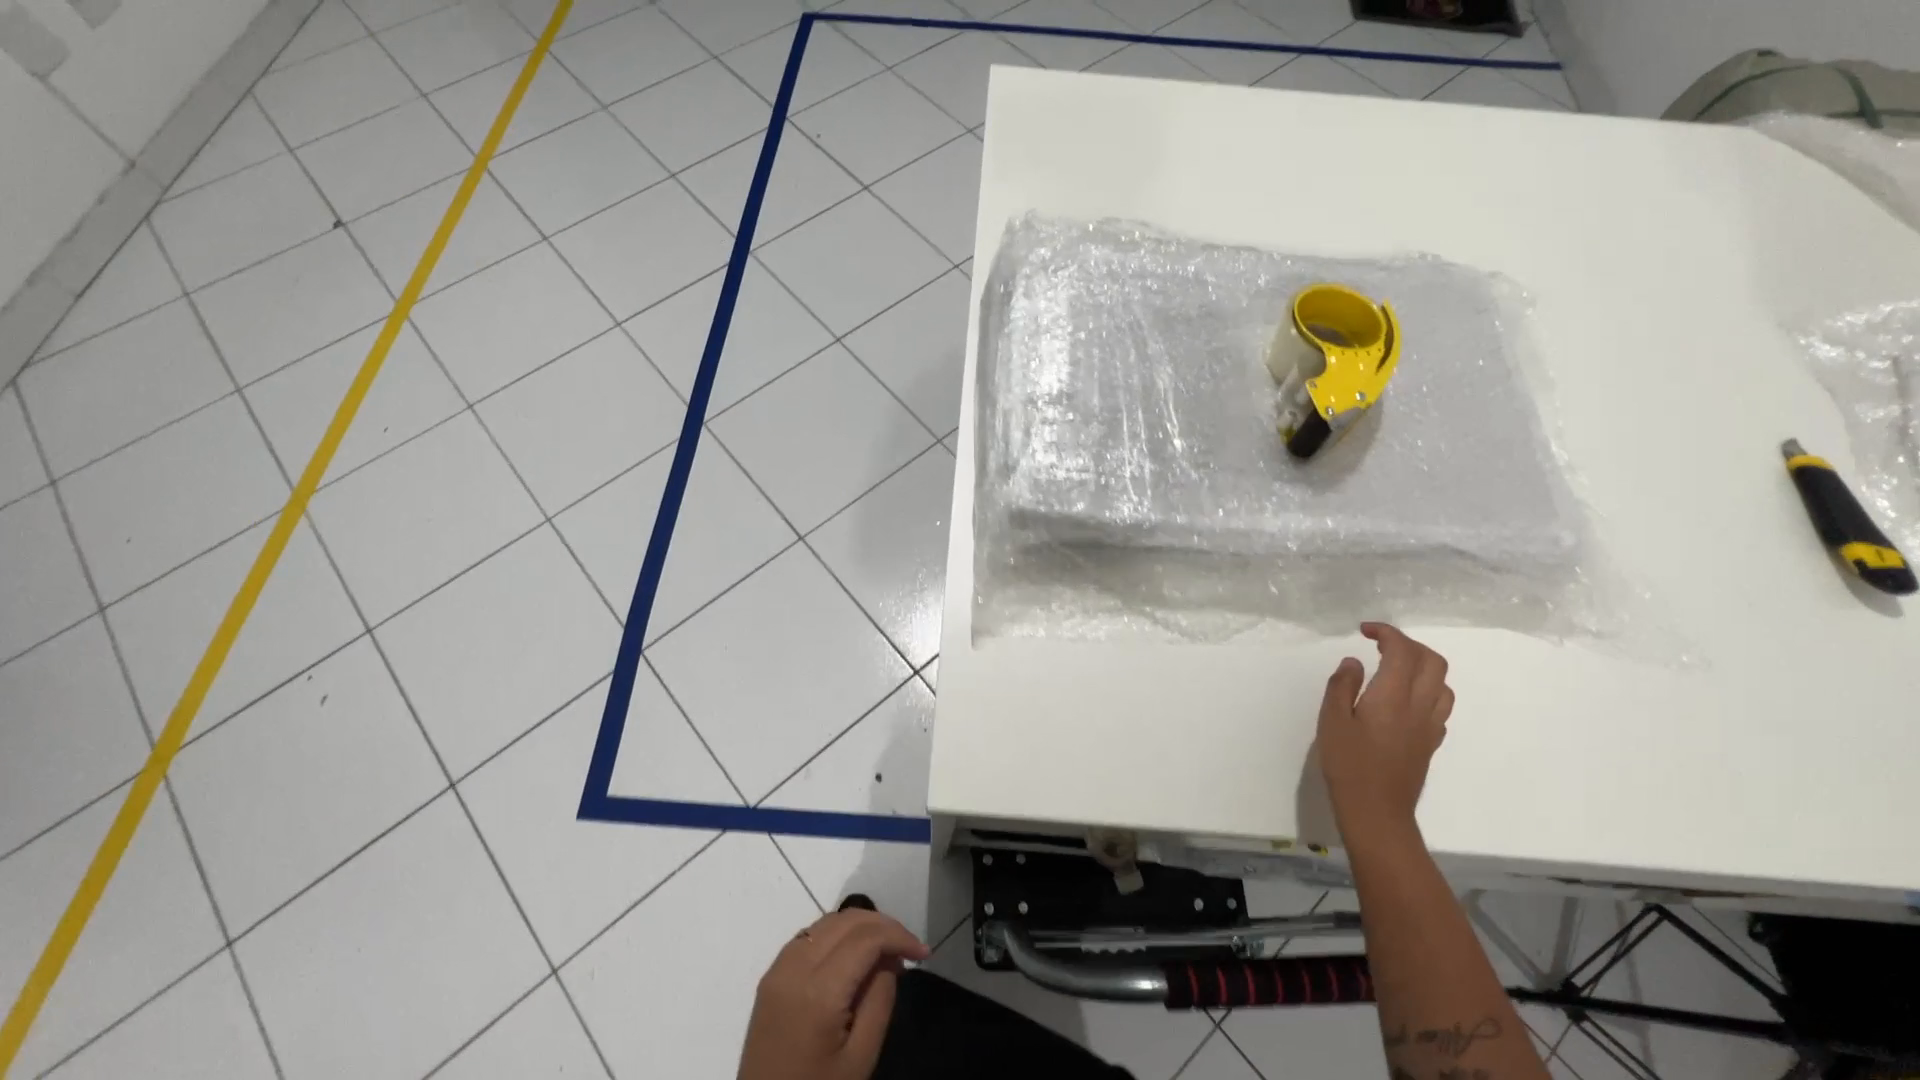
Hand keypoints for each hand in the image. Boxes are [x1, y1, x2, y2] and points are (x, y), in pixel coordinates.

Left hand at [737, 909, 929, 1079]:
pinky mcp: (770, 978)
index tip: (924, 953)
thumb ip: (880, 999)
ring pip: (826, 922)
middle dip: (883, 924)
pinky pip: (808, 937)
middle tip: (908, 948)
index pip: (866, 938)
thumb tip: (889, 958)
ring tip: (885, 951)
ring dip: (859, 926)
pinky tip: (853, 956)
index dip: (900, 936)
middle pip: (845, 920)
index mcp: (818, 991)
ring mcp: (777, 970)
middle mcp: (793, 968)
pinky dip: (836, 935)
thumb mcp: (861, 1056)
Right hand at [1315, 622, 1454, 846]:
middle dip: (1409, 645)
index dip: (1387, 633)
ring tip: (1397, 669)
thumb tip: (1353, 663)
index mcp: (1393, 696)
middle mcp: (1419, 705)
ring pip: (1443, 683)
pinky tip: (1405, 700)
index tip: (1365, 630)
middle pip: (1433, 661)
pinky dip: (1427, 691)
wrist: (1377, 810)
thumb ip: (1342, 686)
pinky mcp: (1431, 742)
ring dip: (1423, 667)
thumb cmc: (1348, 764)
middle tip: (1381, 645)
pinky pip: (1440, 706)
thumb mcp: (1332, 721)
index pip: (1402, 651)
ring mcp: (1430, 725)